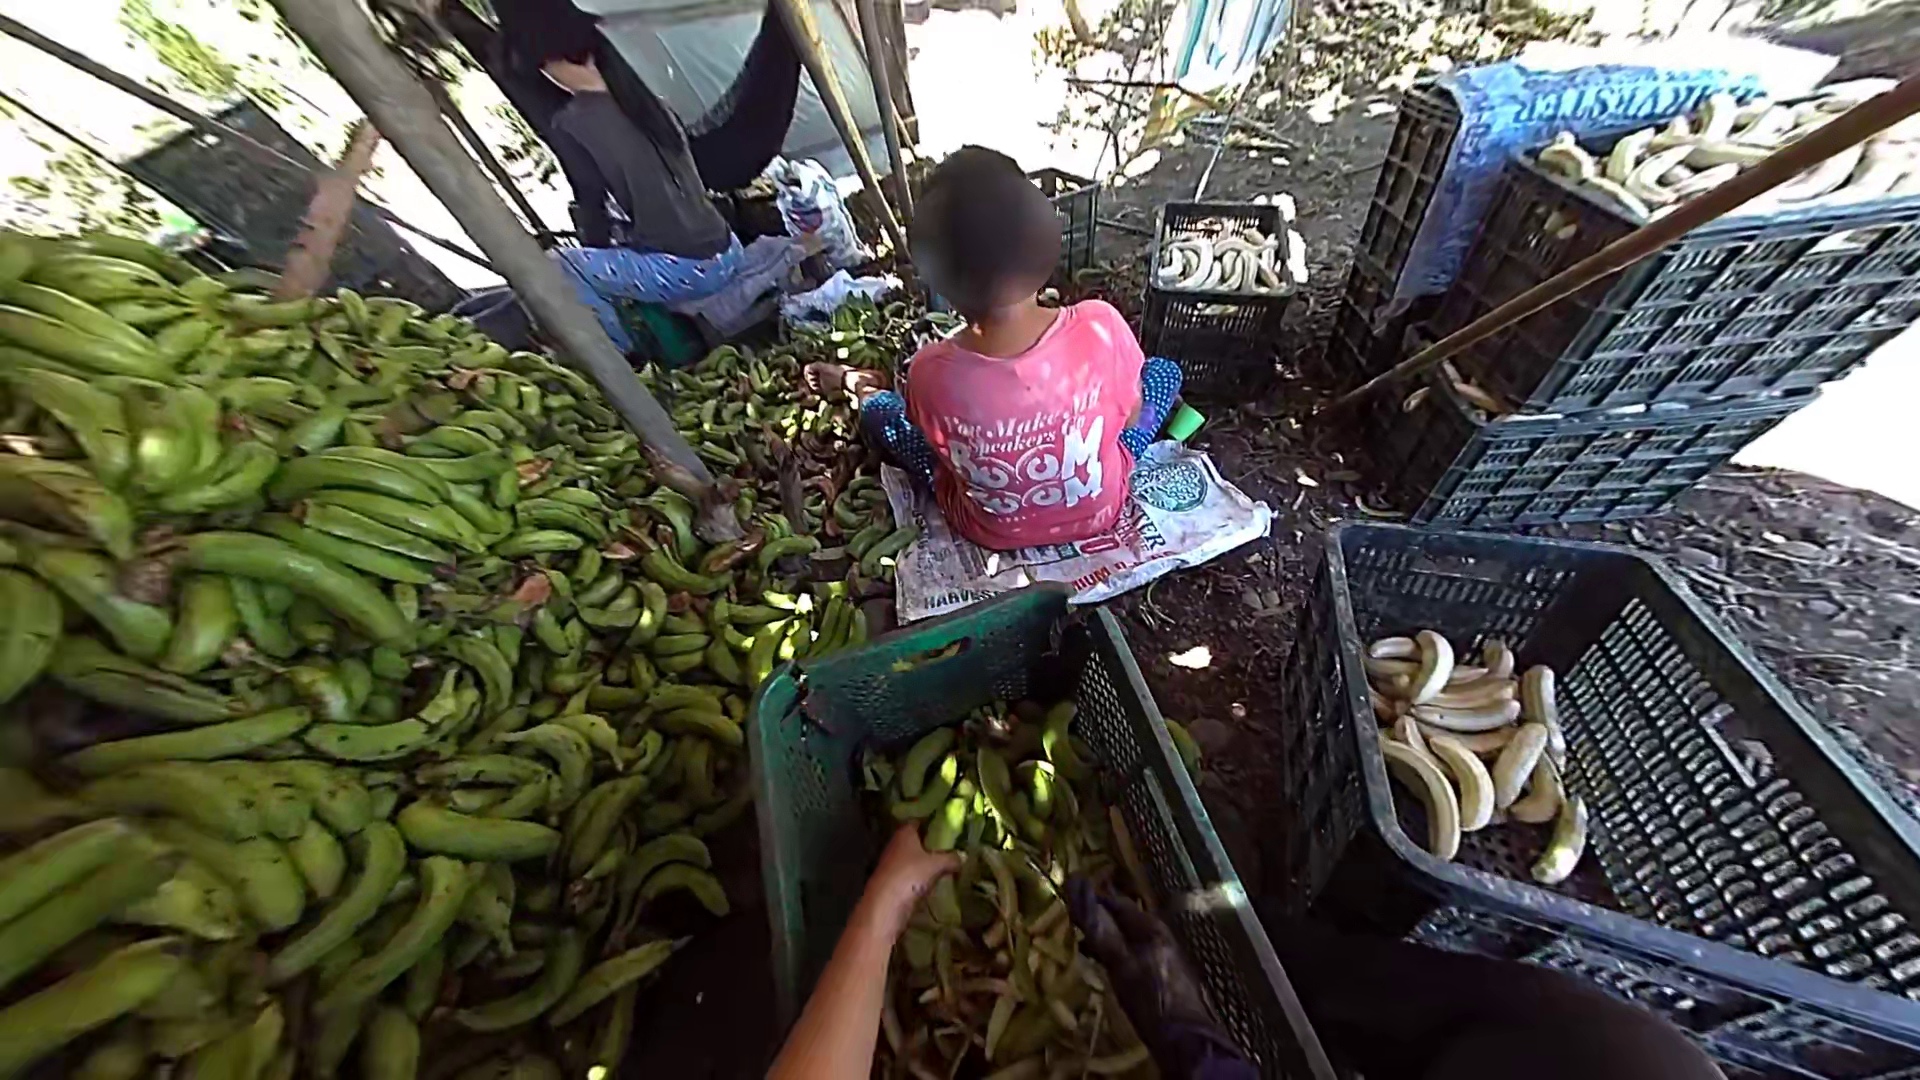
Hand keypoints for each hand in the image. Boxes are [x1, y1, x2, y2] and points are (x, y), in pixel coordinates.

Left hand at [865, 824, 959, 934]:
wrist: (884, 907)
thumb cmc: (909, 875)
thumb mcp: (936, 865)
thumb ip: (951, 858)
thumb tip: (964, 855)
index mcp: (905, 832)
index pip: (920, 820)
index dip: (934, 822)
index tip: (950, 826)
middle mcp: (897, 843)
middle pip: (918, 840)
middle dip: (933, 844)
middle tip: (955, 846)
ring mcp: (894, 863)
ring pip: (915, 858)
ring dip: (928, 862)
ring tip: (950, 864)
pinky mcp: (894, 881)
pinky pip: (912, 874)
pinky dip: (922, 876)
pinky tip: (936, 882)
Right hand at [1065, 875, 1214, 1049]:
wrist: (1188, 1045)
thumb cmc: (1151, 1000)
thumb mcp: (1121, 964)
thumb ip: (1100, 930)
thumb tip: (1077, 891)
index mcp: (1150, 925)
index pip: (1115, 901)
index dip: (1092, 900)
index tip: (1069, 906)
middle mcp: (1158, 933)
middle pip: (1122, 918)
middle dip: (1098, 920)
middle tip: (1074, 927)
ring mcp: (1163, 953)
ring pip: (1128, 936)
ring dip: (1107, 938)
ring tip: (1085, 947)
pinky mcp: (1163, 973)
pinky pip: (1134, 952)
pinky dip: (1117, 953)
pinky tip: (1107, 966)